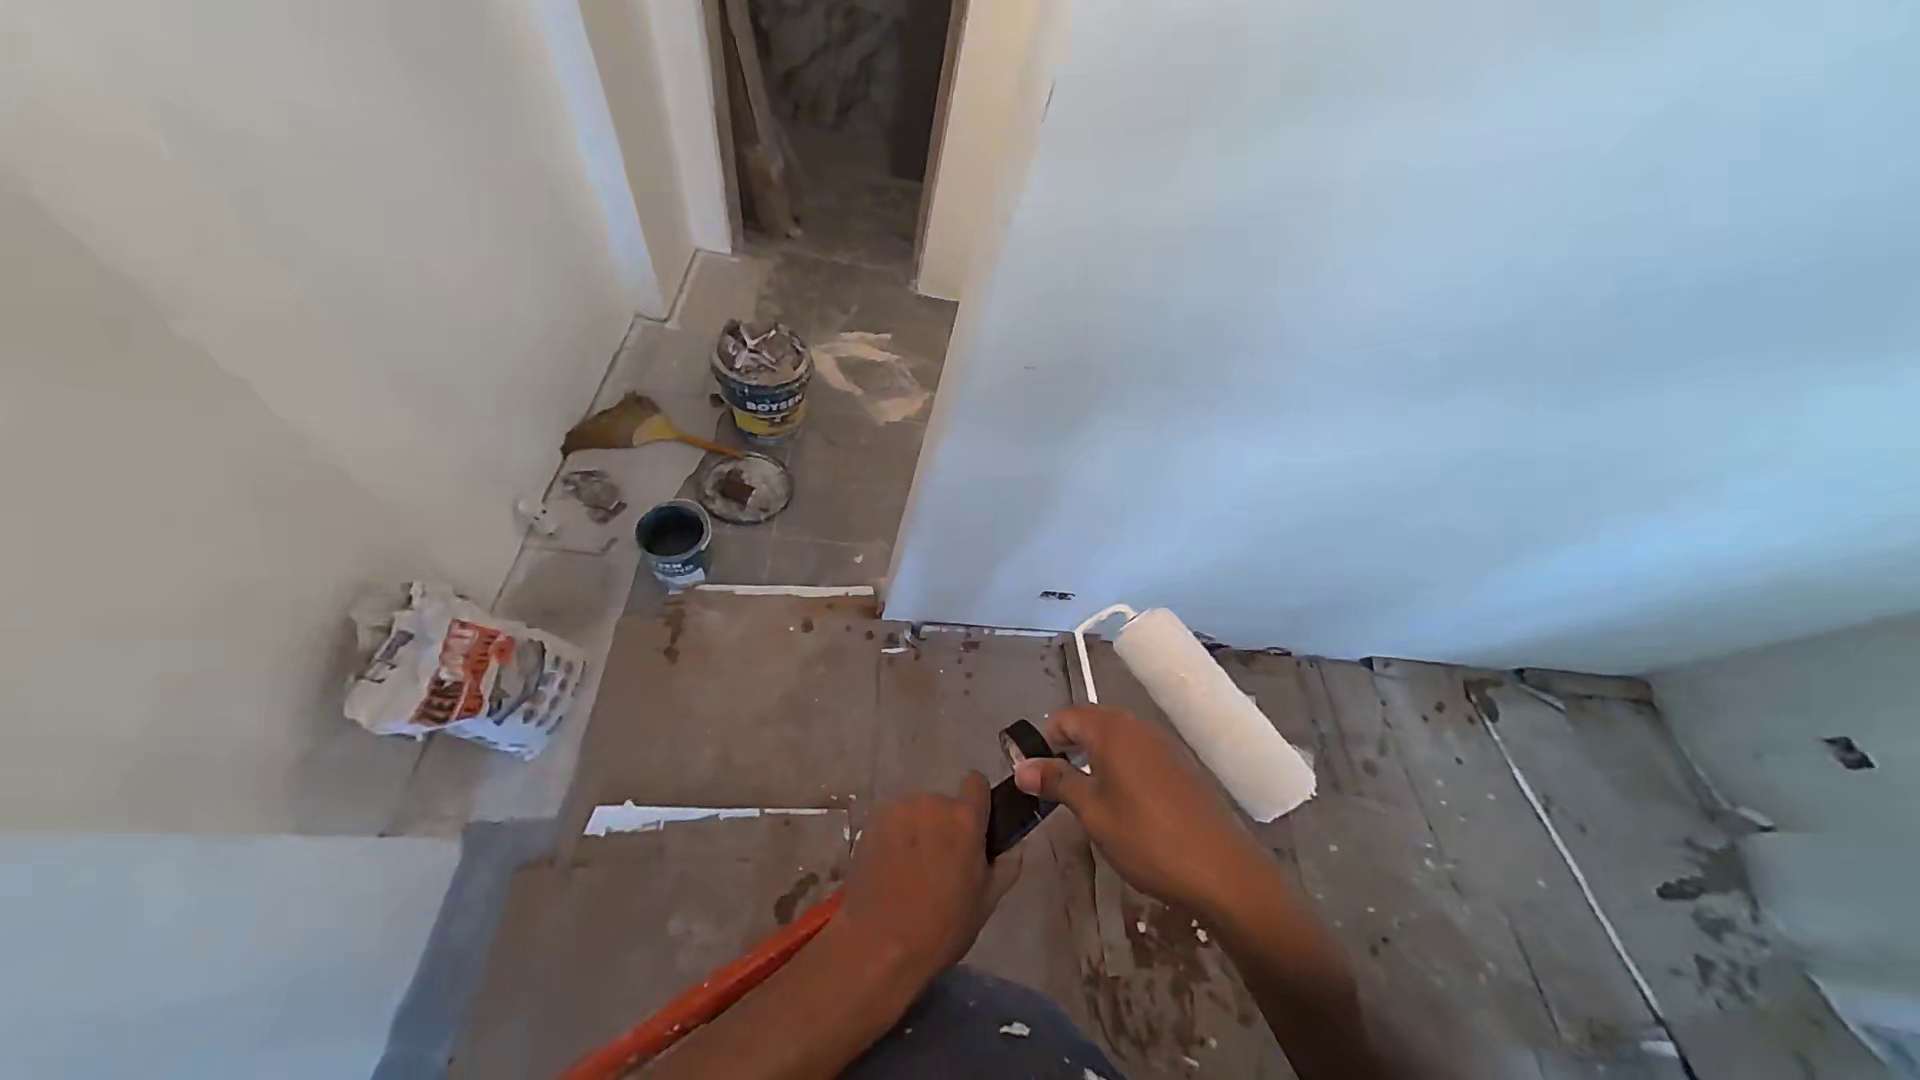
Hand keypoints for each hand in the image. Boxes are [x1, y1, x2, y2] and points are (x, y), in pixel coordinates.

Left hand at [834, 772, 1021, 982]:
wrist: (878, 944)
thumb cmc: (941, 927)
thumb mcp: (986, 902)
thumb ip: (1006, 864)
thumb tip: (1014, 844)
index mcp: (965, 818)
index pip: (976, 783)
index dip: (977, 802)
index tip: (974, 826)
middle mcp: (932, 803)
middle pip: (944, 803)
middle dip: (945, 824)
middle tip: (940, 861)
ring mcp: (898, 809)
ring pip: (917, 812)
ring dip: (919, 829)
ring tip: (911, 867)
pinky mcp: (872, 821)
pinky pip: (893, 821)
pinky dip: (895, 836)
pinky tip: (890, 867)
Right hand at [1015, 705, 1279, 923]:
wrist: (1223, 870)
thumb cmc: (1147, 840)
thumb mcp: (1093, 813)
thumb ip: (1057, 782)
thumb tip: (1021, 766)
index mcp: (1112, 731)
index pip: (1066, 716)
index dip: (1044, 739)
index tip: (1033, 771)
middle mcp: (1138, 727)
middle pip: (1092, 721)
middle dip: (1068, 745)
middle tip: (1054, 783)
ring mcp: (1164, 744)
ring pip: (1117, 737)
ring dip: (1094, 754)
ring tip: (1084, 794)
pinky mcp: (1181, 765)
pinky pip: (1139, 751)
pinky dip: (1120, 764)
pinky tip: (1122, 801)